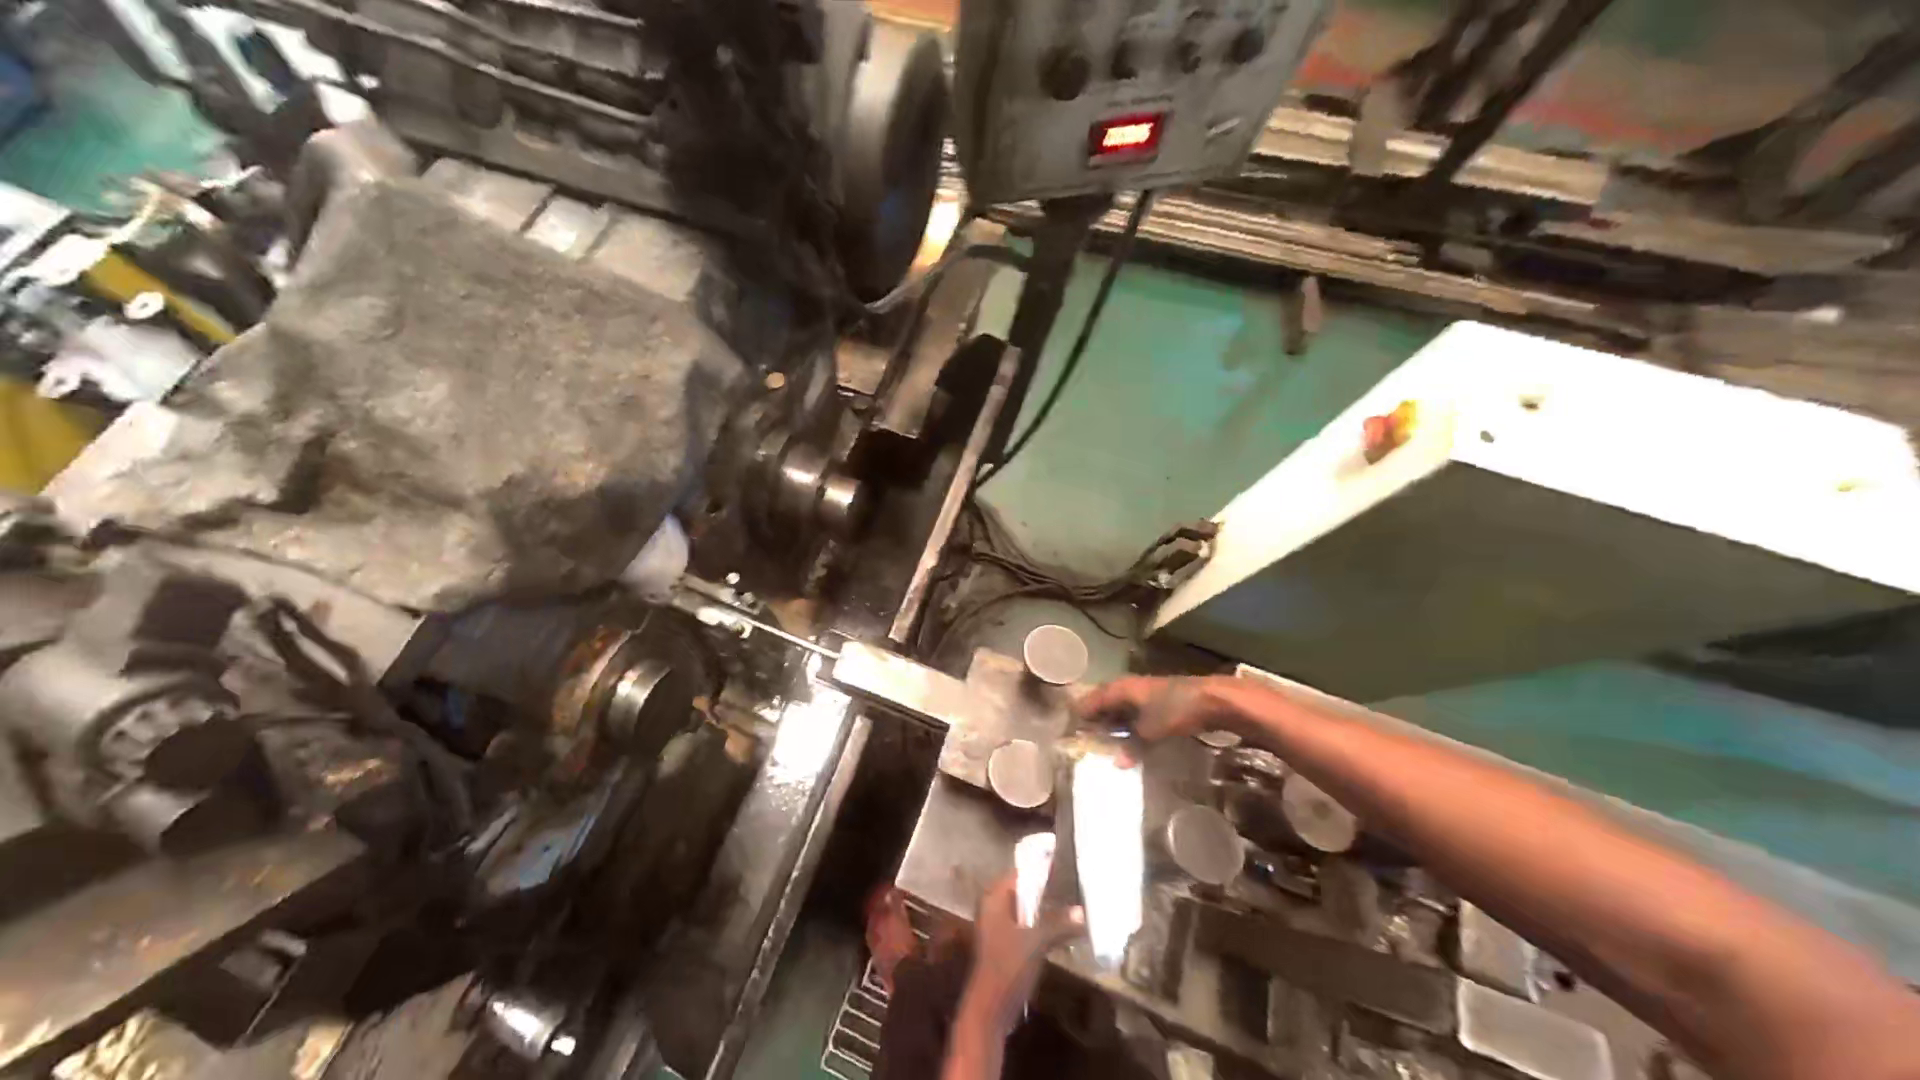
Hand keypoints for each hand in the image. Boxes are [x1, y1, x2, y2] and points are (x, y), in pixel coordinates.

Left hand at [960, 875, 1082, 1029]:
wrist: (990, 1009)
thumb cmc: (1007, 967)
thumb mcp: (1035, 942)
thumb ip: (1058, 923)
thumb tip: (1082, 912)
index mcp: (994, 899)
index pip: (1019, 872)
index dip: (1040, 866)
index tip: (1064, 861)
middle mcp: (994, 908)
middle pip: (1023, 890)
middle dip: (1047, 888)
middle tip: (1075, 882)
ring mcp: (999, 928)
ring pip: (1027, 910)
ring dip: (1046, 909)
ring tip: (1075, 902)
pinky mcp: (1007, 946)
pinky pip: (1028, 927)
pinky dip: (1043, 925)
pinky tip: (1065, 928)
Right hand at [1077, 675, 1285, 740]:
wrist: (1214, 699)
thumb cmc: (1176, 709)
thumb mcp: (1150, 730)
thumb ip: (1132, 745)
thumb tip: (1118, 762)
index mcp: (1121, 688)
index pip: (1092, 699)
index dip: (1081, 714)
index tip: (1070, 730)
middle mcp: (1130, 687)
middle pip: (1105, 701)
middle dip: (1096, 718)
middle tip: (1084, 737)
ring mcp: (1147, 692)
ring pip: (1122, 707)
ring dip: (1114, 722)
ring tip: (1105, 740)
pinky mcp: (1161, 701)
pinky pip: (1137, 712)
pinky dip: (1130, 724)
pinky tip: (1131, 738)